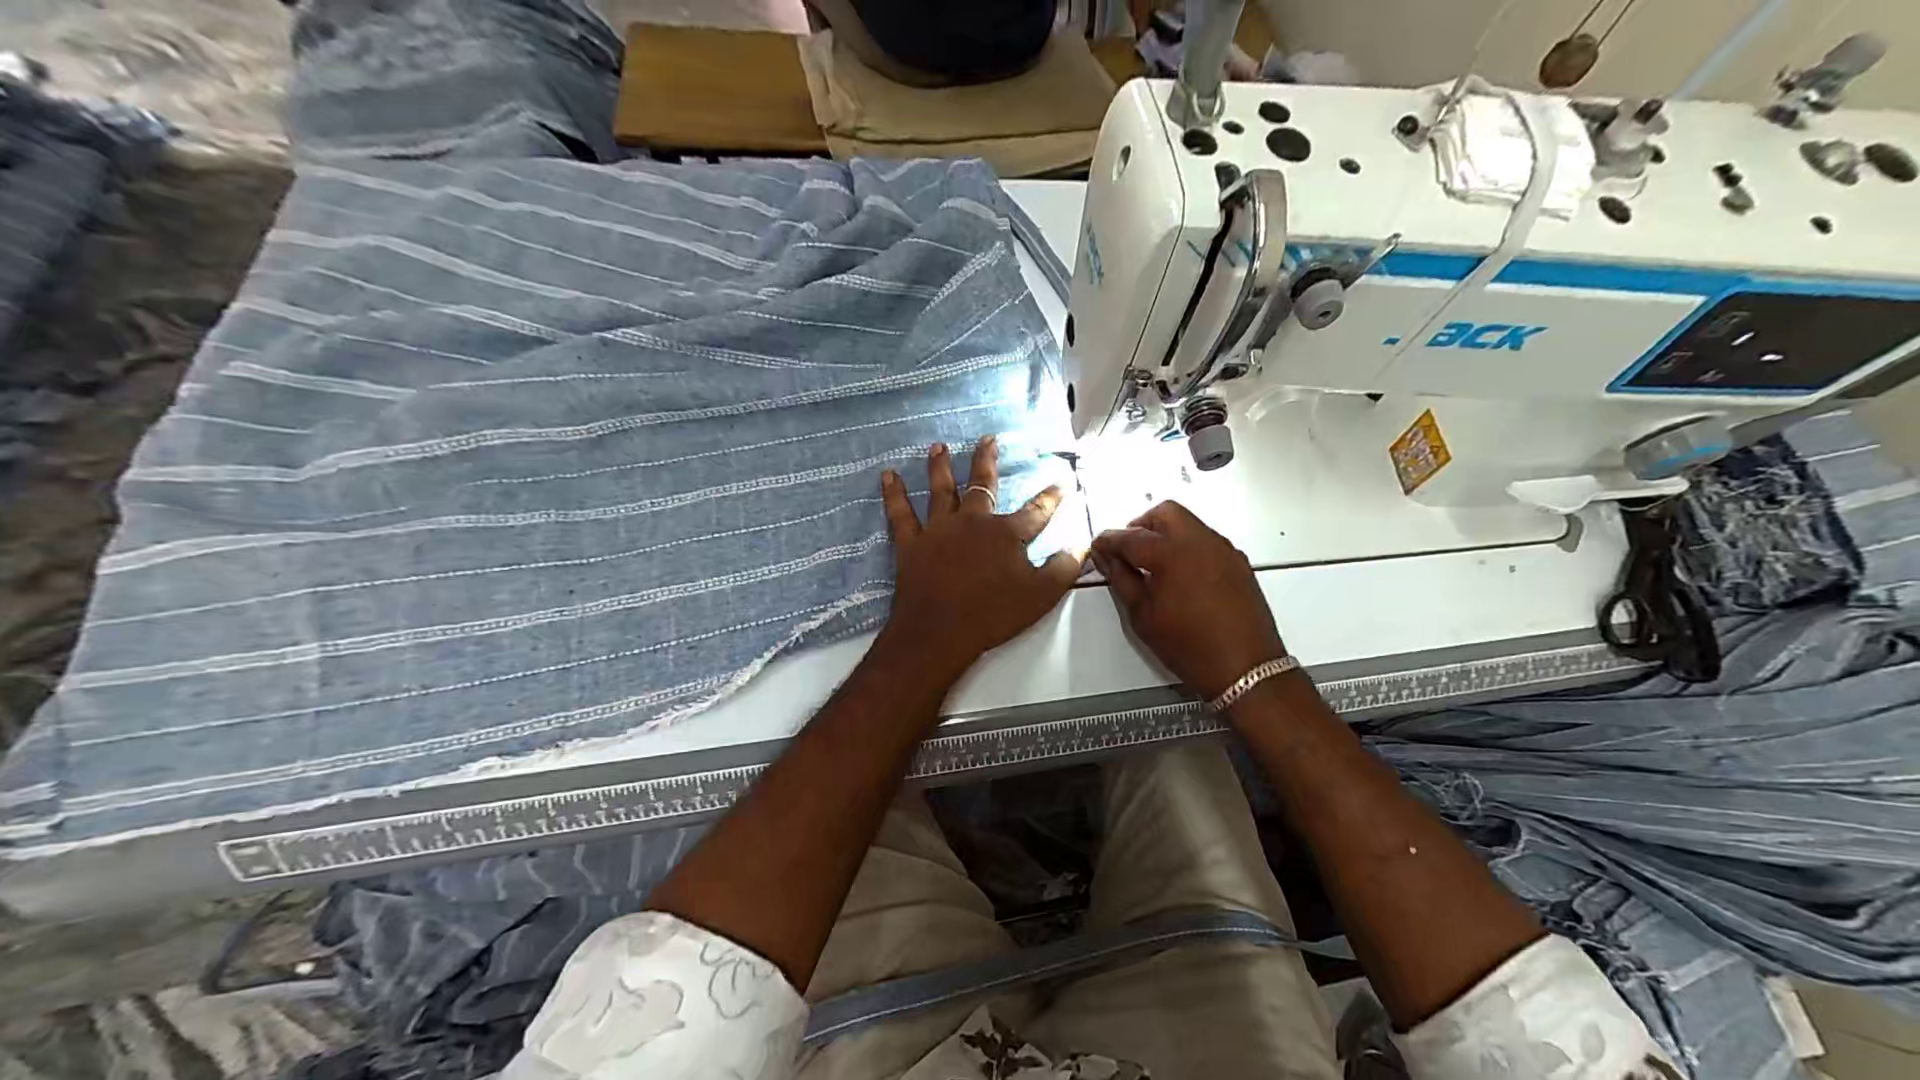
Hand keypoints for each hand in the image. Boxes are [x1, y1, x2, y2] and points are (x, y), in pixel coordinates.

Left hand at [879, 438, 1083, 681]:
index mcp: (1006, 534)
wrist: (940, 632)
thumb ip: (1063, 569)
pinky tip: (888, 475)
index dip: (1051, 497)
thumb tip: (1079, 547)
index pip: (1036, 511)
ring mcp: (939, 529)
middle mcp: (972, 522)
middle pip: (982, 484)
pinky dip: (894, 493)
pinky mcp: (911, 543)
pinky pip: (900, 513)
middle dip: (987, 459)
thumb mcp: (1041, 596)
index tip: (1063, 481)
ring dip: (940, 466)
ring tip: (938, 446)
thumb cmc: (993, 615)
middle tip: (988, 438)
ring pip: (940, 489)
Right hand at [1090, 501, 1287, 701]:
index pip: (1130, 536)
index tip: (1099, 547)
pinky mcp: (1238, 562)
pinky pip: (1207, 540)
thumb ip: (1122, 580)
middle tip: (1127, 550)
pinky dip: (1188, 546)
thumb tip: (1108, 559)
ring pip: (1189, 523)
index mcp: (1172, 553)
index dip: (1110, 540)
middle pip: (1164, 513)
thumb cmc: (1190, 647)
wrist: (1245, 669)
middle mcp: (1200, 542)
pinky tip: (1180, 574)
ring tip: (1153, 563)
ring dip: (1166, 533)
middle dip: (1141, 525)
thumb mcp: (1143, 616)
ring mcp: (1223, 550)